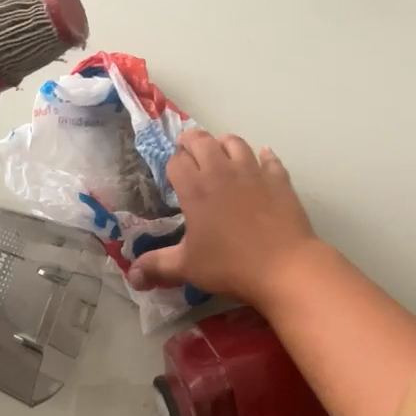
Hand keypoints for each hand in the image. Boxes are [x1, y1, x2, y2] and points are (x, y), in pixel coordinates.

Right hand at [126, 130, 322, 308]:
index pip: (176, 160)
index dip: (172, 165)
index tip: (173, 177)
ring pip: (234, 141)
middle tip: (188, 152)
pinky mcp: (277, 177)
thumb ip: (157, 266)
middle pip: (201, 140)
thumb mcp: (188, 267)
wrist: (284, 266)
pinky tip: (261, 162)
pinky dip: (262, 157)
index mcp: (195, 187)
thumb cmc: (230, 265)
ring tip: (220, 154)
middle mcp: (220, 170)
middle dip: (191, 142)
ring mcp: (251, 170)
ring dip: (223, 143)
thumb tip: (131, 275)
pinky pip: (268, 158)